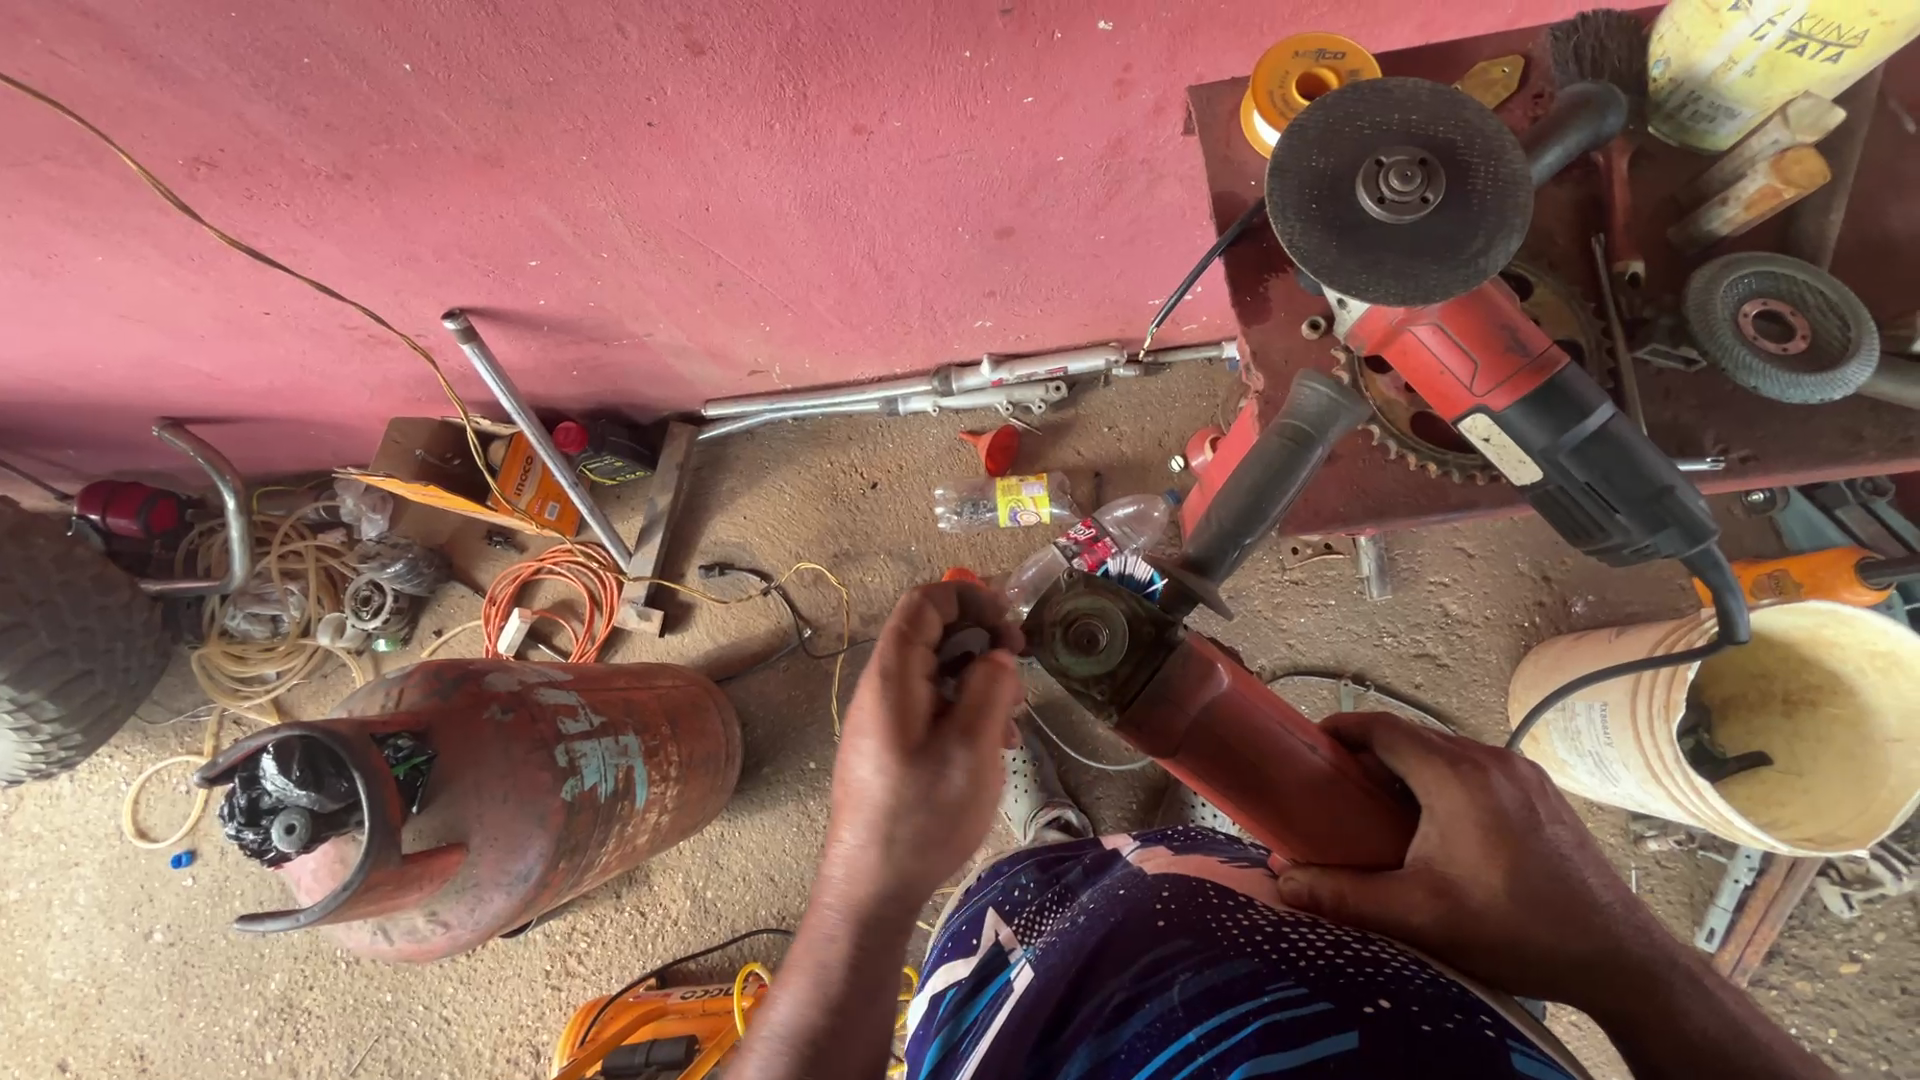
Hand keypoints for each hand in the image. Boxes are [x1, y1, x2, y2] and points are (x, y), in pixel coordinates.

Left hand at [816, 582, 1025, 914]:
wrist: (870, 888)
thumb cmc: (921, 818)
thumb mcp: (970, 751)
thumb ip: (989, 690)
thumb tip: (998, 654)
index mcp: (894, 675)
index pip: (925, 601)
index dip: (971, 597)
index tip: (1012, 627)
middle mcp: (883, 686)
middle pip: (933, 633)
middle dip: (982, 641)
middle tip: (1019, 669)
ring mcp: (885, 715)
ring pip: (938, 671)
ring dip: (979, 680)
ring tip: (1012, 720)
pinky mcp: (892, 742)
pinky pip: (932, 704)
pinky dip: (965, 709)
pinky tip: (991, 745)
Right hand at [1271, 712, 1681, 1009]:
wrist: (1623, 959)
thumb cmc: (1516, 929)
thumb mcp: (1419, 915)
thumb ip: (1344, 895)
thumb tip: (1282, 883)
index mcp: (1454, 775)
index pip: (1380, 726)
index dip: (1340, 728)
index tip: (1310, 744)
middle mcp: (1488, 758)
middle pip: (1410, 735)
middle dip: (1368, 752)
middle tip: (1338, 785)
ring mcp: (1521, 772)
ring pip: (1444, 750)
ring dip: (1406, 765)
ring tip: (1381, 804)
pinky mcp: (1541, 790)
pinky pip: (1474, 766)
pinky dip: (1441, 777)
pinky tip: (1437, 820)